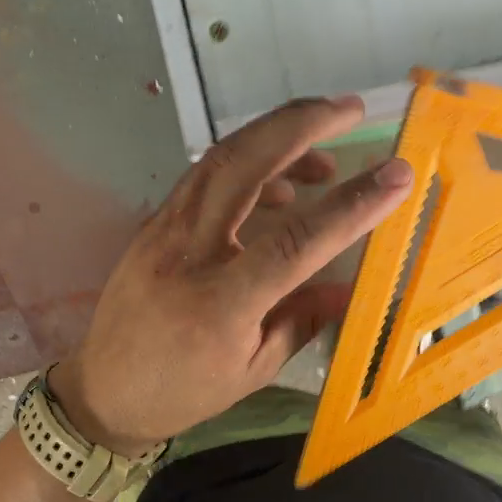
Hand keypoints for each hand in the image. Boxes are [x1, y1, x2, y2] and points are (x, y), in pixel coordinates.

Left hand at [47, 96, 413, 454]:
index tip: (396, 175)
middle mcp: (188, 255)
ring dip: (275, 137)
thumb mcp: (252, 370)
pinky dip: (246, 164)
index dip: (350, 206)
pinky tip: (278, 184)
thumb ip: (301, 321)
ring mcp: (164, 232)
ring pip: (220, 157)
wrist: (105, 393)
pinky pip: (203, 176)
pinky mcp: (153, 224)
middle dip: (301, 123)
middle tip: (349, 108)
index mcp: (220, 306)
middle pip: (245, 164)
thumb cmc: (183, 392)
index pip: (294, 243)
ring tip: (324, 154)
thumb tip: (349, 288)